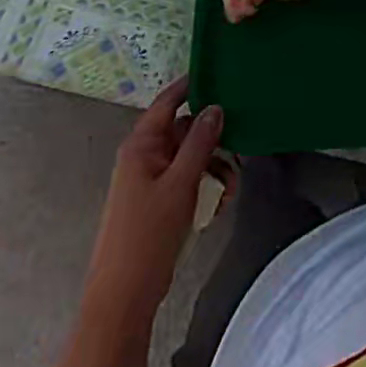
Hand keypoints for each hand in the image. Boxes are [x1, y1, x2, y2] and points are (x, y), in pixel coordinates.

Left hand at [77, 77, 222, 325]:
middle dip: (214, 139)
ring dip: (214, 167)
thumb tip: (215, 106)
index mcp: (142, 144)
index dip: (190, 85)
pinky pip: (187, 180)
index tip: (218, 72)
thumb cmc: (149, 233)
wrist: (124, 294)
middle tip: (241, 148)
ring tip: (232, 189)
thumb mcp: (181, 183)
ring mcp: (152, 179)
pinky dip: (205, 186)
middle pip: (185, 131)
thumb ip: (200, 143)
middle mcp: (145, 155)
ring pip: (190, 157)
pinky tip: (221, 203)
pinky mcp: (159, 201)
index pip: (168, 101)